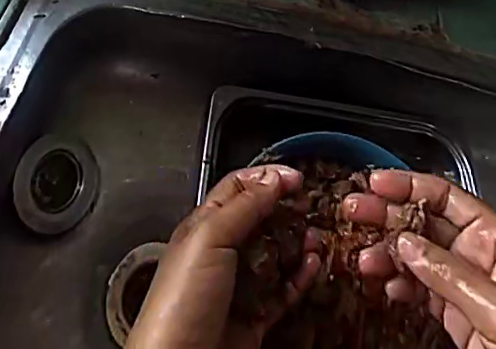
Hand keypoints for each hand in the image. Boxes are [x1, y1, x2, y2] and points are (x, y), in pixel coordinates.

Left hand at [128, 165, 322, 348]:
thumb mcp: (209, 239)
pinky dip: (300, 278)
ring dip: (298, 242)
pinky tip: (312, 266)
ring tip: (315, 237)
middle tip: (310, 205)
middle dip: (287, 209)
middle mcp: (222, 252)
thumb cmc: (180, 303)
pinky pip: (283, 292)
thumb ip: (244, 206)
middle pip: (261, 219)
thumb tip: (274, 177)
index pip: (239, 187)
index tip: (296, 177)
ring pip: (276, 254)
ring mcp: (239, 286)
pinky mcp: (253, 318)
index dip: (267, 177)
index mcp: (205, 227)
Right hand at [345, 170, 495, 348]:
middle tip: (352, 210)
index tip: (375, 182)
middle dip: (390, 215)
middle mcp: (482, 254)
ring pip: (421, 258)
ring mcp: (471, 286)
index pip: (448, 197)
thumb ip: (451, 273)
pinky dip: (403, 286)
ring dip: (389, 255)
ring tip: (360, 257)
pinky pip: (426, 292)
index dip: (410, 185)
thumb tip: (406, 241)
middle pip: (428, 223)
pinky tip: (384, 286)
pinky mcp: (463, 318)